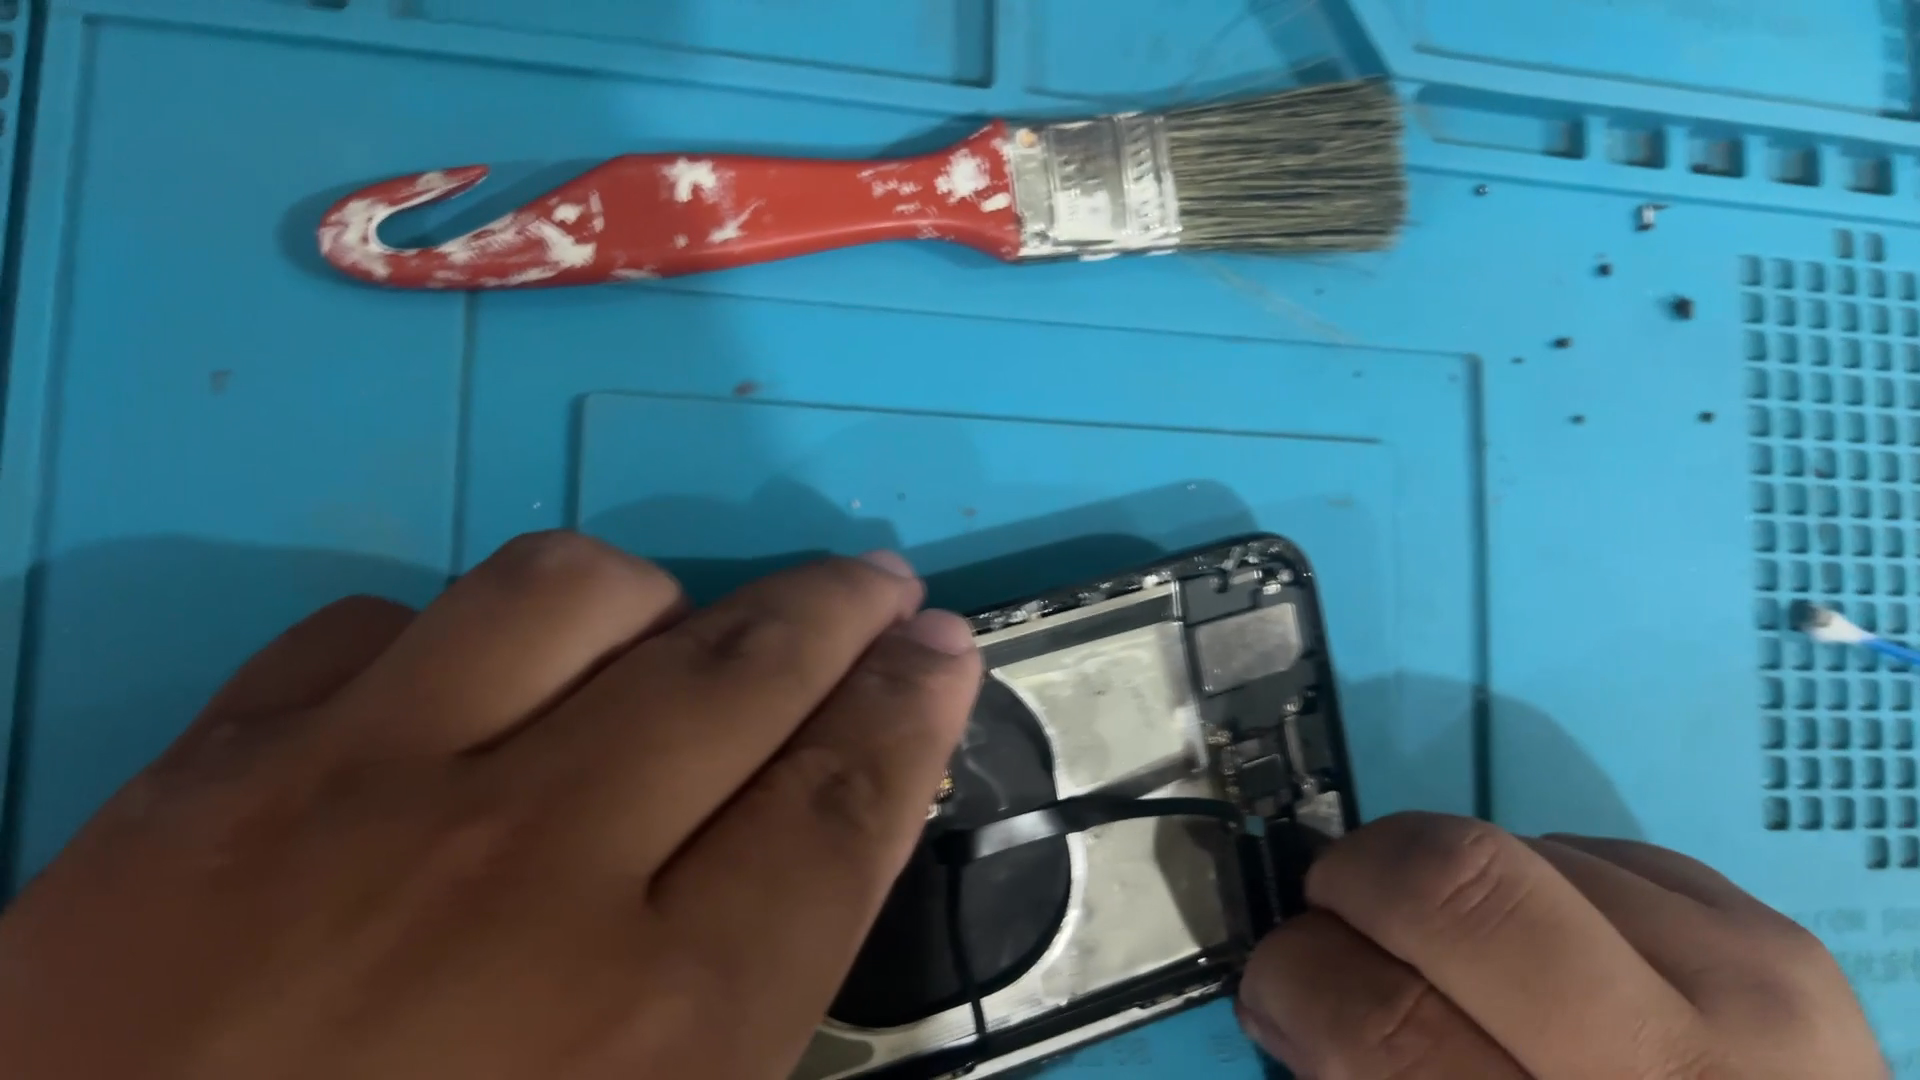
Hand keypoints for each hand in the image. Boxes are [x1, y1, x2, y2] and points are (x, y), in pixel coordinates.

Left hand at [0, 533, 981, 1079]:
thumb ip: (760, 987)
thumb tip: (832, 819)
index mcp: (664, 1024)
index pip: (844, 796)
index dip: (913, 705)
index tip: (945, 647)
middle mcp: (535, 876)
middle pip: (745, 672)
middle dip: (842, 610)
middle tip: (882, 583)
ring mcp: (357, 804)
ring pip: (572, 595)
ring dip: (658, 599)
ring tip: (679, 626)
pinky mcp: (200, 780)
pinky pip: (384, 624)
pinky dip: (459, 636)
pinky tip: (473, 686)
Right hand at [1237, 812, 1886, 1078]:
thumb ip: (1359, 1077)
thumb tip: (1282, 986)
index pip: (1381, 1014)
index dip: (1294, 981)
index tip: (1277, 986)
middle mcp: (1678, 1069)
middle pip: (1445, 877)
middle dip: (1349, 877)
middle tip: (1334, 918)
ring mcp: (1744, 986)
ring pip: (1498, 844)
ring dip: (1436, 885)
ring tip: (1459, 956)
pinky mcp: (1769, 933)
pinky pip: (1574, 848)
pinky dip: (1522, 882)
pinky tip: (1551, 952)